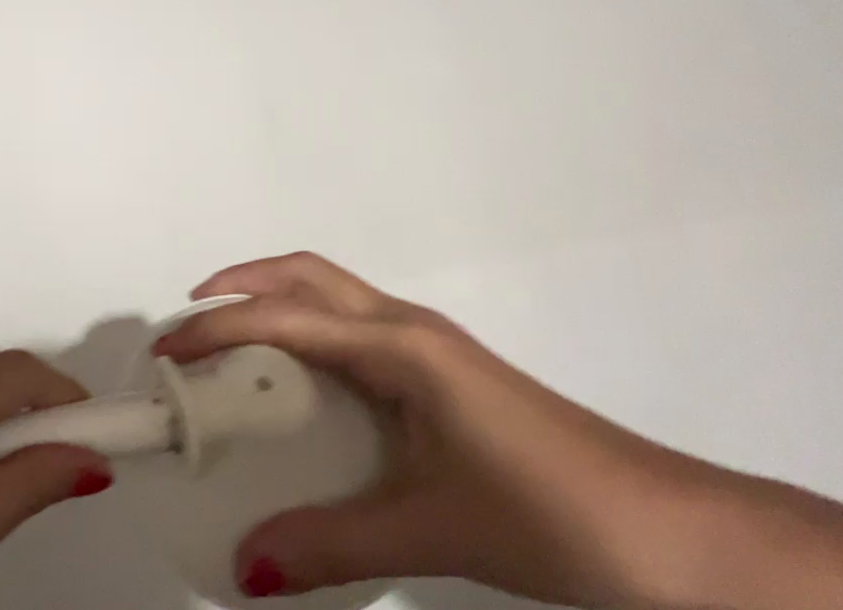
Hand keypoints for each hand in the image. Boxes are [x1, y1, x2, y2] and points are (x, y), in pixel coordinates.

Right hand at [153, 253, 734, 608]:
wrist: (677, 536)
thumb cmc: (550, 513)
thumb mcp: (428, 530)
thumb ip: (330, 544)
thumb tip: (242, 567)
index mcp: (397, 346)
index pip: (282, 319)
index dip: (215, 328)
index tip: (166, 354)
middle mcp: (407, 327)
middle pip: (304, 275)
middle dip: (239, 285)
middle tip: (189, 323)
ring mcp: (429, 346)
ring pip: (330, 295)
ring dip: (273, 304)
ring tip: (229, 347)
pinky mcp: (443, 371)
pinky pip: (352, 328)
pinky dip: (305, 334)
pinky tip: (299, 386)